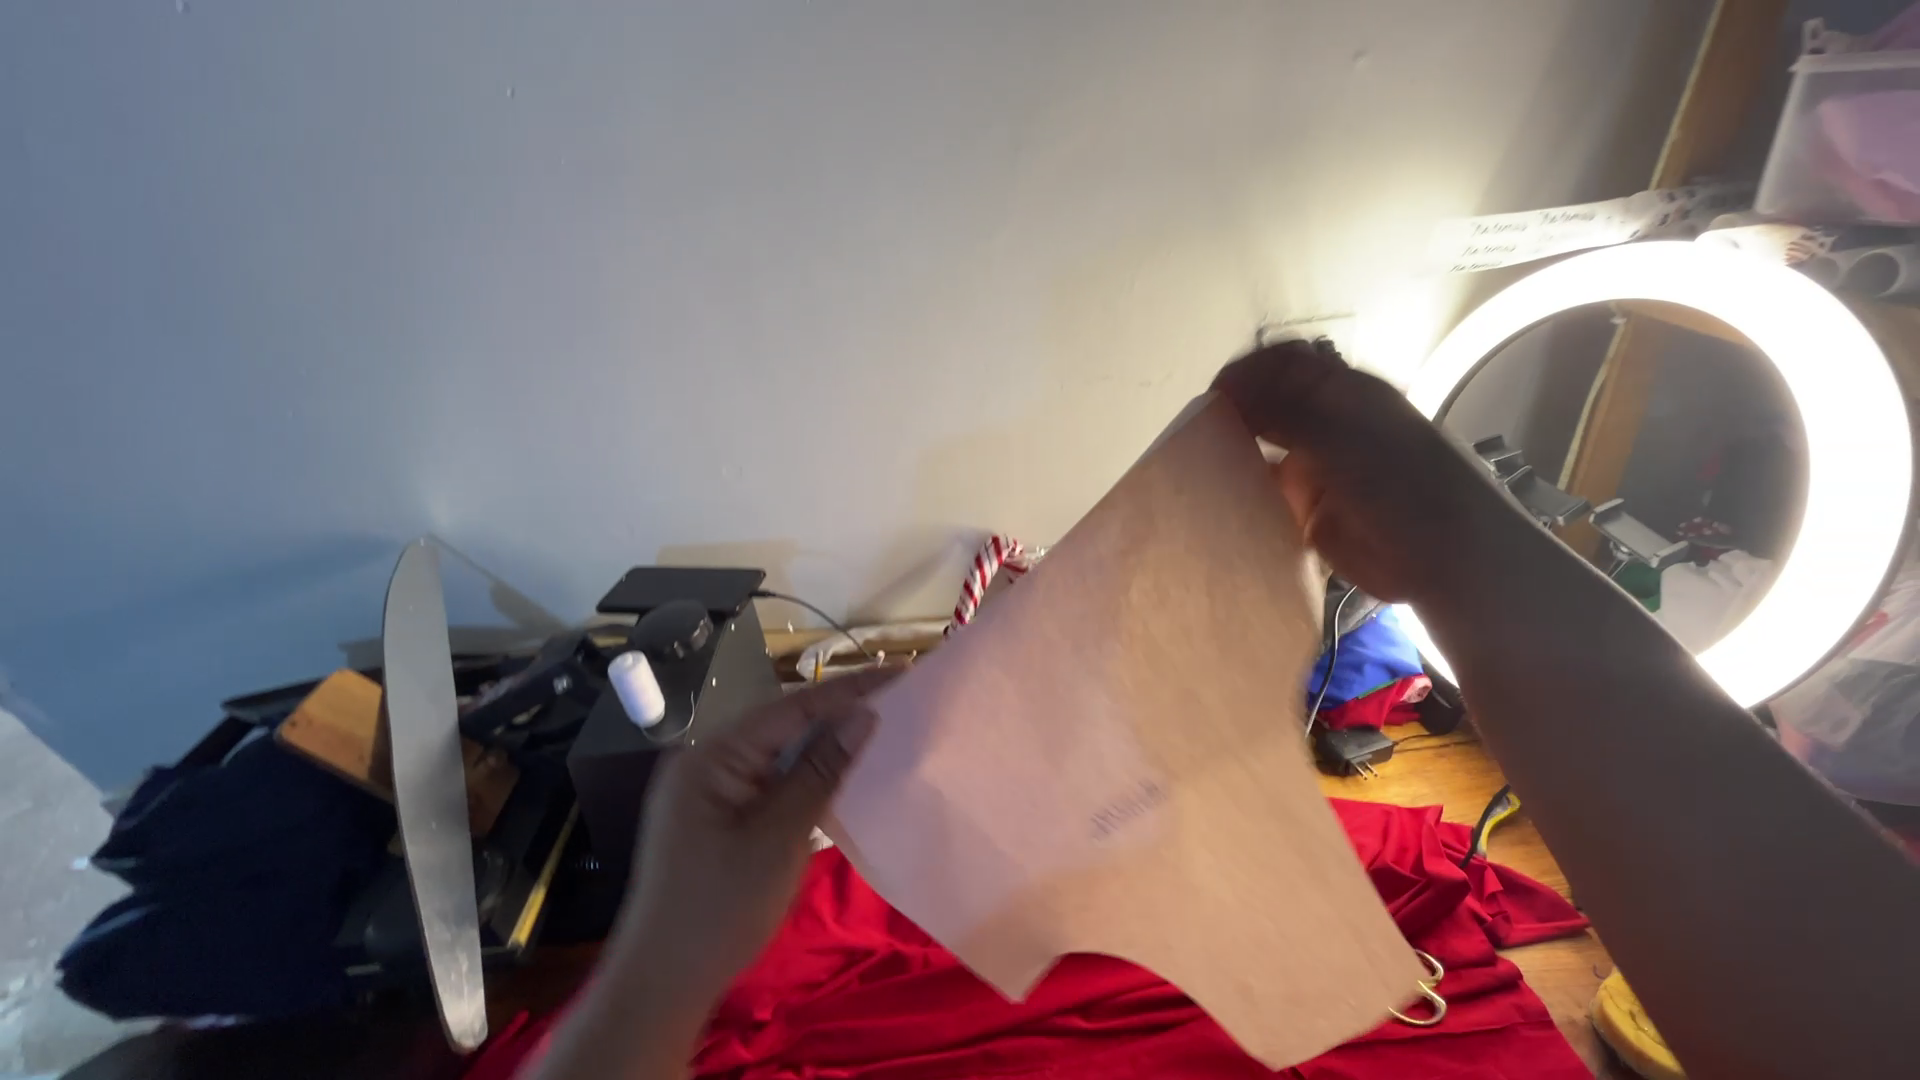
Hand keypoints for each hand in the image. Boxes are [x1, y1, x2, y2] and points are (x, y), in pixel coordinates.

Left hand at [615, 667, 898, 1000]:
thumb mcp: (779, 839)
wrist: (661, 986)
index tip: (899, 673)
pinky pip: (769, 779)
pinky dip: (805, 774)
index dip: (848, 690)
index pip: (791, 708)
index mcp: (711, 757)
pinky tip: (839, 772)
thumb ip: (821, 771)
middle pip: (783, 723)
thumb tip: (865, 716)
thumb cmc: (719, 911)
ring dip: (824, 743)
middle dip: (838, 711)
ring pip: (778, 751)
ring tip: (879, 726)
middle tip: (897, 698)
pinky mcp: (717, 814)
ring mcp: (708, 789)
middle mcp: (706, 760)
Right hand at [1212, 340, 1530, 605]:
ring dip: (1232, 451)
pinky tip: (1219, 499)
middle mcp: (1323, 424)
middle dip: (1232, 412)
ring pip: (1259, 447)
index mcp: (1340, 393)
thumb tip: (1224, 392)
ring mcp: (1313, 466)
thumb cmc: (1400, 483)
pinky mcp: (1304, 508)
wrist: (1441, 555)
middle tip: (1198, 432)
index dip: (1247, 373)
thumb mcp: (1340, 436)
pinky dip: (1240, 492)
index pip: (1283, 365)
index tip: (1214, 396)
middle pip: (1265, 404)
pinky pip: (1262, 492)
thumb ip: (1281, 411)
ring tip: (1200, 464)